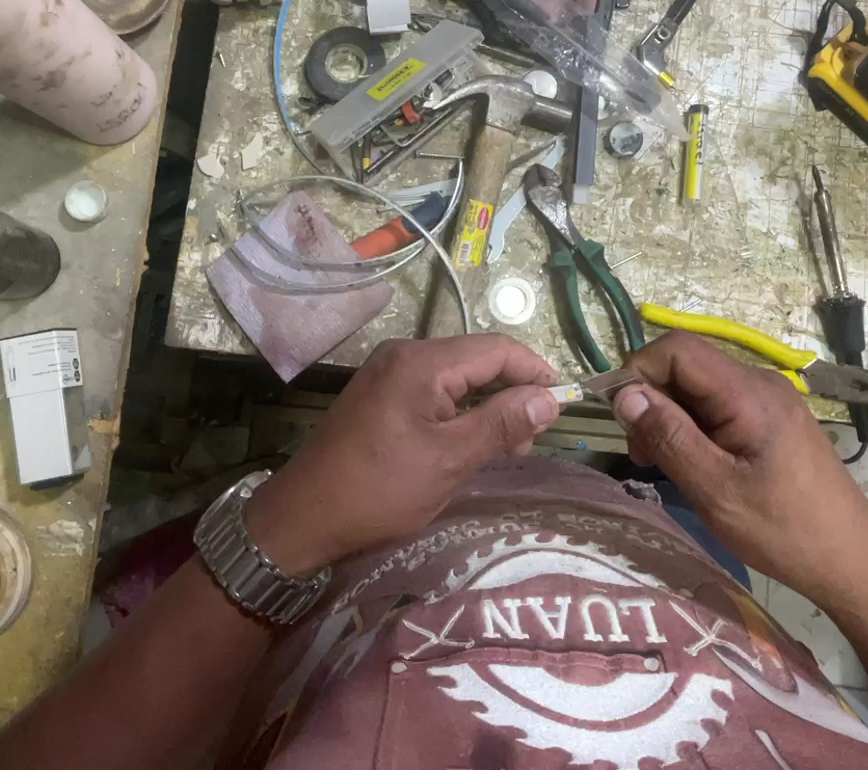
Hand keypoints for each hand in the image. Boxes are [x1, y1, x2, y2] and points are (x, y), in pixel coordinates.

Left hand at [247, 335, 562, 574]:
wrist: (302, 518)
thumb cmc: (379, 490)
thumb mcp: (449, 461)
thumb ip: (502, 424)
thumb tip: (550, 399)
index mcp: (421, 362)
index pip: (496, 349)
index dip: (536, 371)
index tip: (564, 403)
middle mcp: (405, 354)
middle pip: (476, 358)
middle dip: (512, 391)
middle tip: (530, 439)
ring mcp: (389, 371)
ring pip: (457, 376)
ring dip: (487, 404)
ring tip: (506, 446)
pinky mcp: (381, 393)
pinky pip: (434, 389)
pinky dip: (460, 410)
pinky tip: (471, 441)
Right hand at [614, 331, 867, 607]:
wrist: (852, 563)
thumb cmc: (784, 531)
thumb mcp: (716, 489)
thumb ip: (669, 436)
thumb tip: (624, 394)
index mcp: (749, 393)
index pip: (676, 349)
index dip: (639, 372)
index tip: (623, 419)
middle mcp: (758, 382)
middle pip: (684, 364)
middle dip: (650, 399)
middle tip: (641, 452)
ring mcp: (767, 398)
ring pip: (696, 385)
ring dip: (667, 415)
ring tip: (660, 462)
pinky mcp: (768, 417)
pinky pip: (715, 403)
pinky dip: (690, 425)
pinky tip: (688, 461)